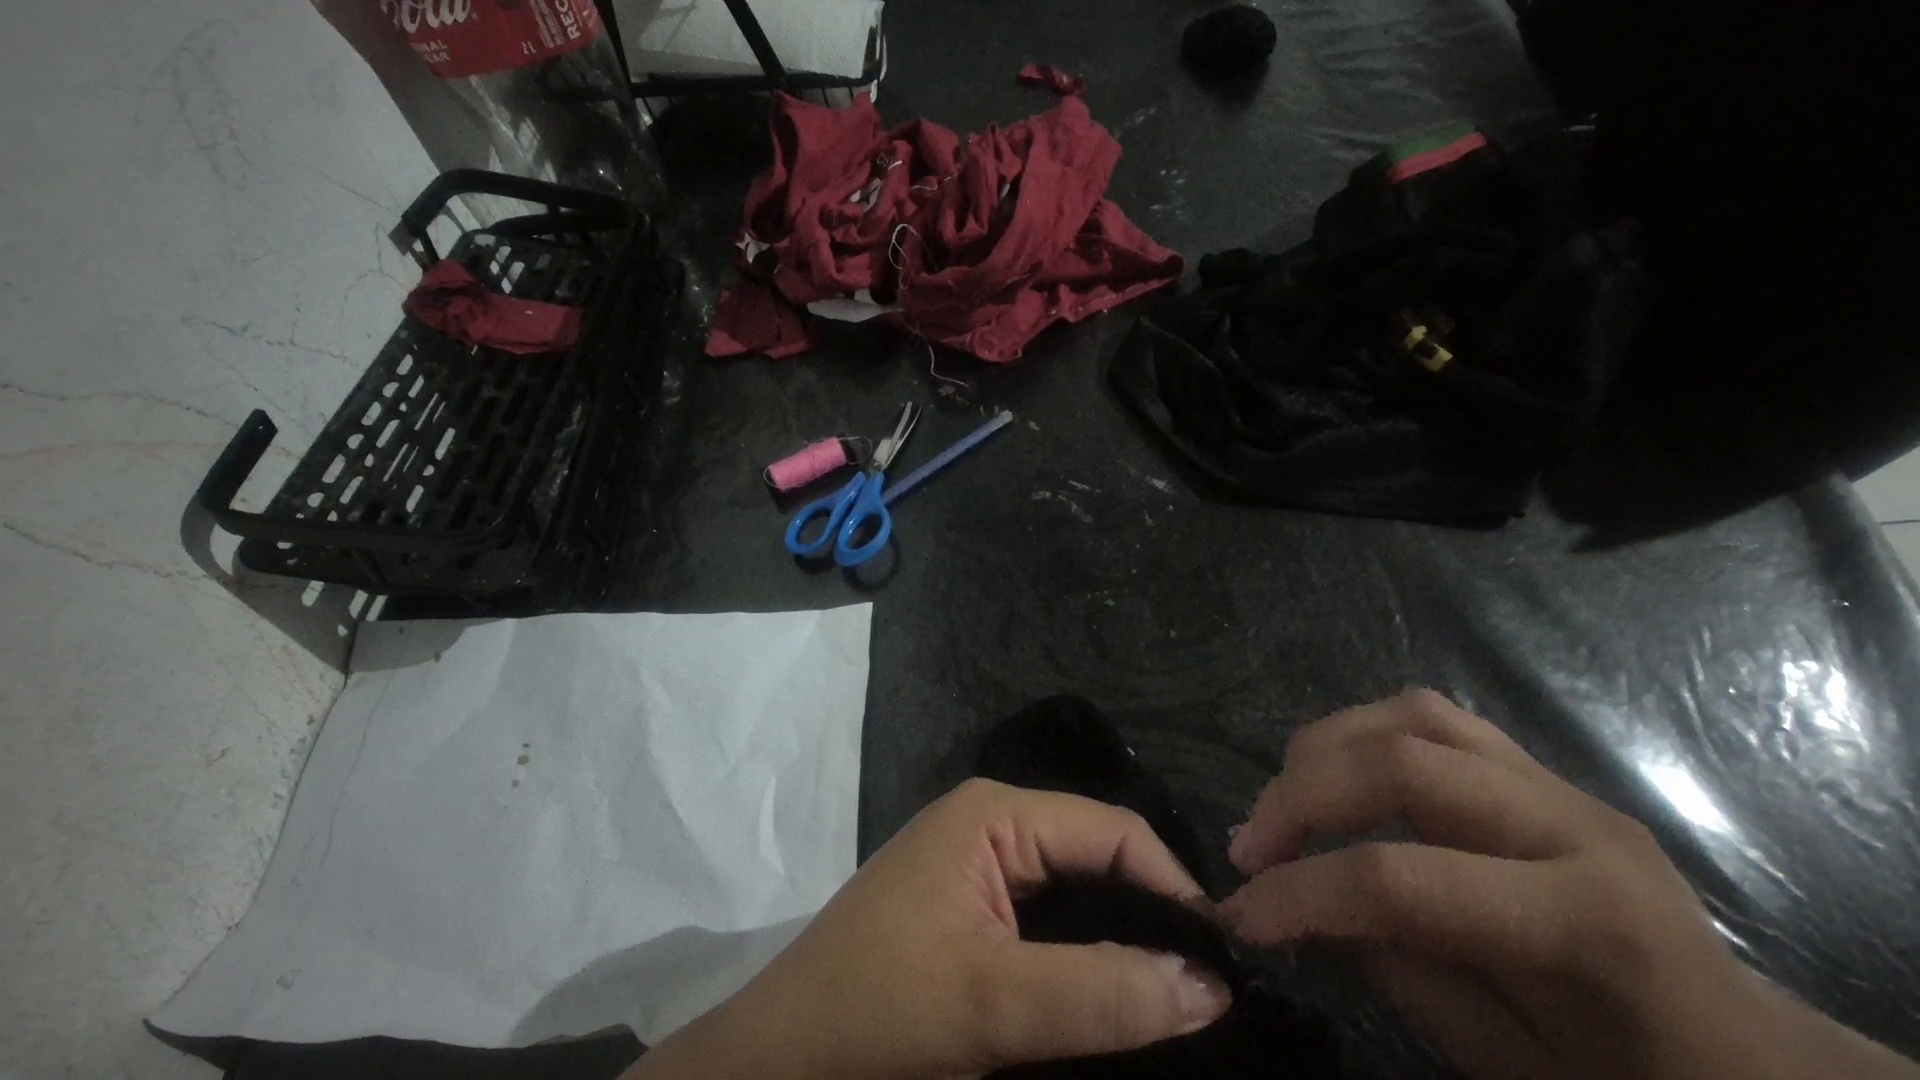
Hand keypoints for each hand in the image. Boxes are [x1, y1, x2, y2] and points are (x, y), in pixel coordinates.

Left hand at [629, 778, 1231, 1079]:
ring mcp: (976, 871)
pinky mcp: (968, 915)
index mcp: (993, 815)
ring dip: (1122, 942)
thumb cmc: (876, 1012)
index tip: (1227, 961)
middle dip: (1152, 916)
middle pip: (1097, 859)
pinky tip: (1115, 997)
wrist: (777, 1063)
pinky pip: (1048, 925)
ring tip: (1178, 996)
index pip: (1113, 832)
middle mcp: (989, 828)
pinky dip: (1086, 959)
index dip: (1174, 889)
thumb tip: (1213, 986)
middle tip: (1211, 986)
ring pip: (1076, 896)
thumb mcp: (992, 1004)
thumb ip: (1101, 993)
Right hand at [1220, 689, 1919, 1079]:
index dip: (1299, 892)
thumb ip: (1398, 974)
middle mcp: (1573, 826)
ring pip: (1414, 716)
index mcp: (1582, 923)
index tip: (1239, 916)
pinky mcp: (1543, 774)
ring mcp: (1562, 785)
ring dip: (1325, 749)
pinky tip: (1338, 776)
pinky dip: (1366, 733)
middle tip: (1247, 849)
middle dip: (1297, 797)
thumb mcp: (1507, 1063)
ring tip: (1281, 803)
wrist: (1750, 1058)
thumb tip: (1294, 907)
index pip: (1400, 878)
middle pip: (1401, 761)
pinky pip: (1438, 719)